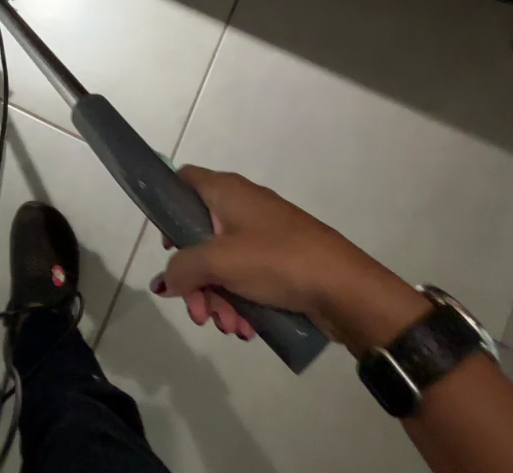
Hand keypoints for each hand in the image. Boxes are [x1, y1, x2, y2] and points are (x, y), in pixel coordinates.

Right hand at [150, 166, 425, 352]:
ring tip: (229, 327)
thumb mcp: (219, 261)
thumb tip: (167, 280)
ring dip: (217, 298)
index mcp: (226, 191)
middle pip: (199, 236)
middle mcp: (242, 206)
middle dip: (194, 278)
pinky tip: (246, 330)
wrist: (345, 288)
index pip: (184, 181)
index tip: (167, 246)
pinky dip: (241, 302)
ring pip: (223, 264)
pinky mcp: (281, 262)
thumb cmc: (276, 260)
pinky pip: (248, 278)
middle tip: (198, 312)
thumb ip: (182, 268)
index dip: (168, 208)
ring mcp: (264, 235)